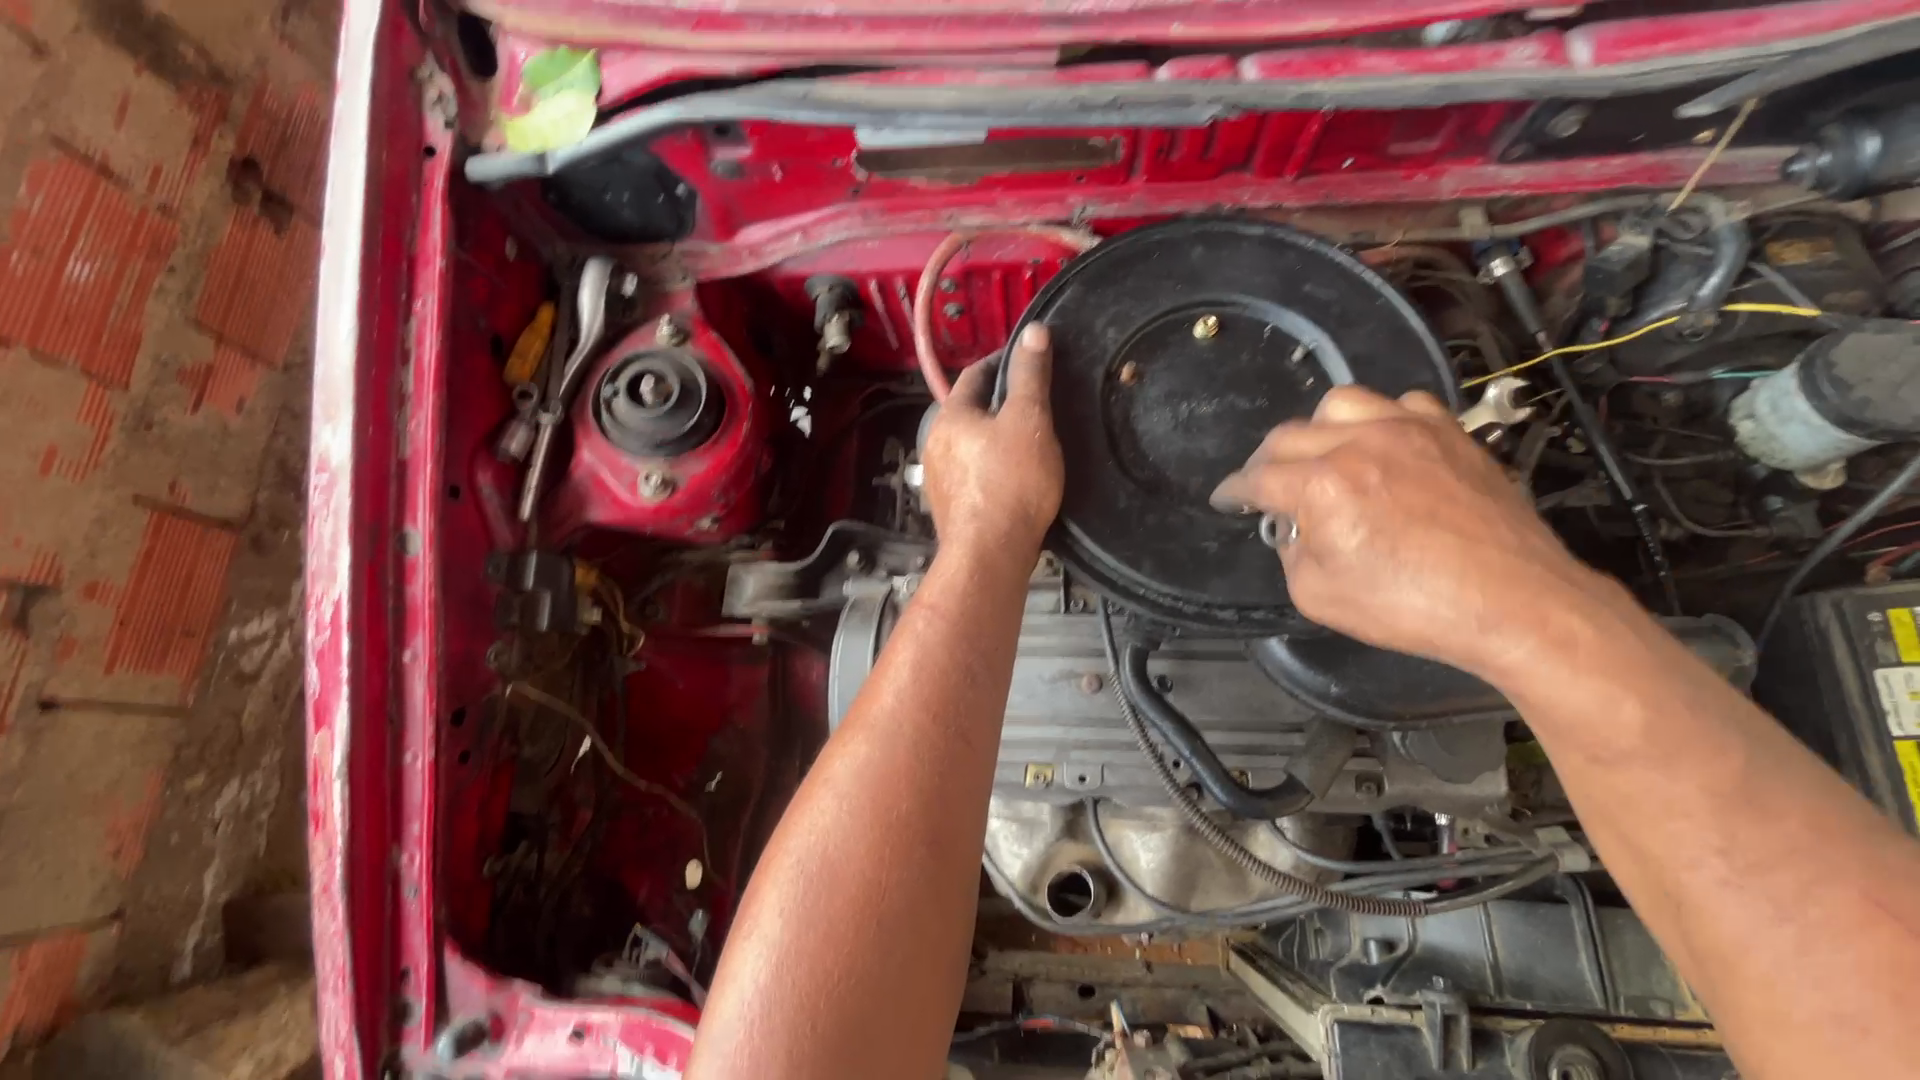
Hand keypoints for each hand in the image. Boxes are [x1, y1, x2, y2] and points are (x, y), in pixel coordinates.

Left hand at [923, 323, 1064, 557]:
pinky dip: (993, 469)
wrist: (991, 555)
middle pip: (972, 412)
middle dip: (1001, 404)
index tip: (1030, 361)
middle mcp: (936, 444)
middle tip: (1038, 404)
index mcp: (950, 417)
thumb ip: (1031, 376)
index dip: (1003, 363)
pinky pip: (974, 476)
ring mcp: (940, 480)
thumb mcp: (1029, 421)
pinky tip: (1016, 479)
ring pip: (972, 446)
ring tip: (1031, 442)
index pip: (975, 375)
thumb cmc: (1012, 483)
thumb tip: (1034, 331)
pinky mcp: (952, 509)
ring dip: (996, 439)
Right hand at [1210, 385, 1608, 677]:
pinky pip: (1400, 405)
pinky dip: (1378, 422)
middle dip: (1266, 462)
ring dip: (1317, 430)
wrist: (1514, 602)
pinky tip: (1381, 447)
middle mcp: (1359, 444)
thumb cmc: (1413, 607)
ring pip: (1340, 404)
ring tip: (1321, 455)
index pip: (1257, 479)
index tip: (1227, 499)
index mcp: (1322, 487)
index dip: (1234, 491)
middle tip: (1266, 486)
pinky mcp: (1449, 433)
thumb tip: (1297, 528)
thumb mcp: (1318, 596)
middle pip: (1289, 436)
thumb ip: (1292, 552)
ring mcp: (1409, 430)